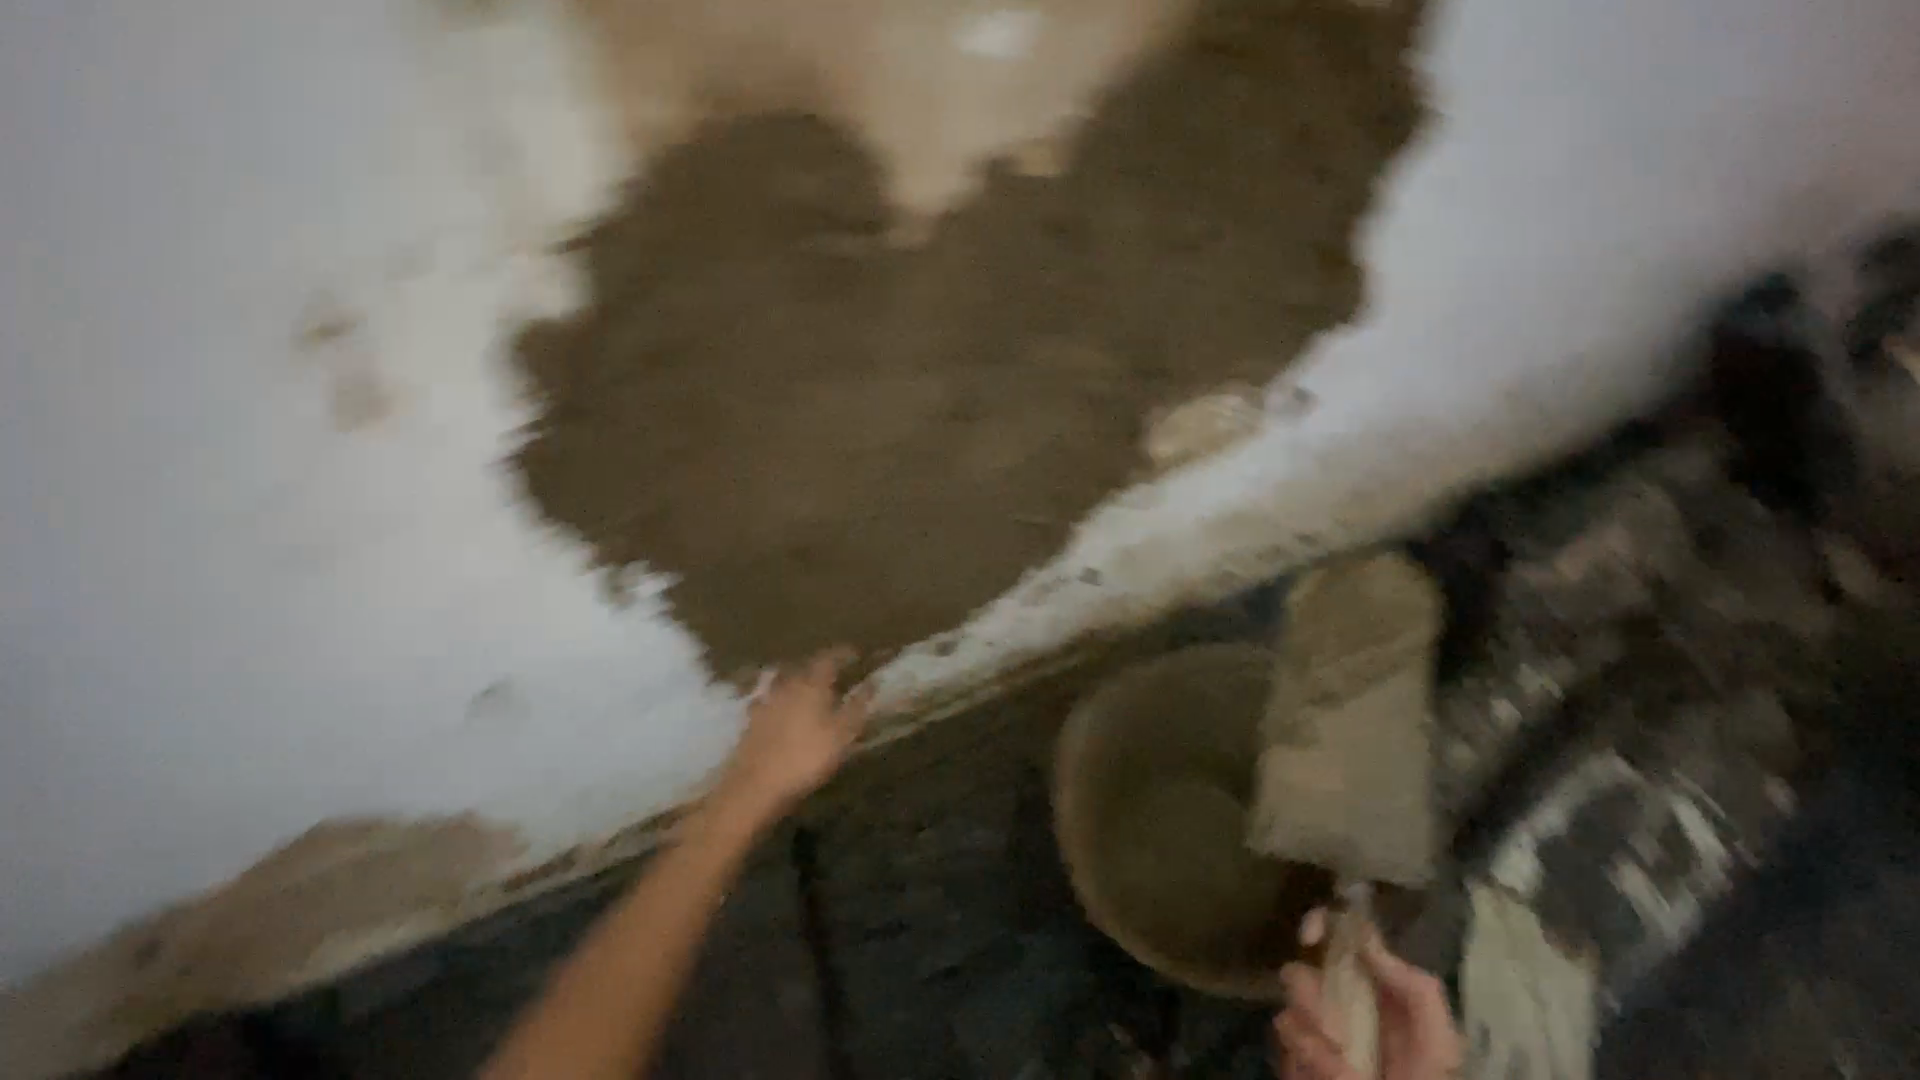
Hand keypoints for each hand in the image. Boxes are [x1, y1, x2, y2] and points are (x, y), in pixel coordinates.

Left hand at [711, 647, 872, 828]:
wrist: (756, 785)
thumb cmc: (807, 757)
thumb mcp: (843, 734)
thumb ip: (858, 706)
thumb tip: (872, 681)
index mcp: (812, 683)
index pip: (830, 658)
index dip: (844, 654)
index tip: (856, 654)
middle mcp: (787, 684)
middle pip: (805, 666)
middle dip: (820, 666)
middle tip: (835, 671)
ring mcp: (765, 700)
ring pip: (784, 680)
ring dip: (797, 680)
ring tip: (808, 687)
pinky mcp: (751, 719)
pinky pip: (768, 699)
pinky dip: (778, 698)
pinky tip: (780, 707)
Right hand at [1274, 916, 1460, 1079]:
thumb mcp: (1438, 1042)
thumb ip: (1417, 990)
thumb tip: (1367, 944)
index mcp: (1373, 990)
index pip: (1338, 939)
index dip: (1319, 924)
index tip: (1309, 937)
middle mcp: (1339, 1005)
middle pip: (1298, 972)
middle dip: (1309, 1000)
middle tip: (1334, 1035)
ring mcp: (1315, 1036)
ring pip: (1287, 1014)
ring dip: (1311, 1043)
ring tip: (1340, 1072)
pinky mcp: (1296, 1062)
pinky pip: (1284, 1050)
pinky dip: (1307, 1062)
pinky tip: (1330, 1077)